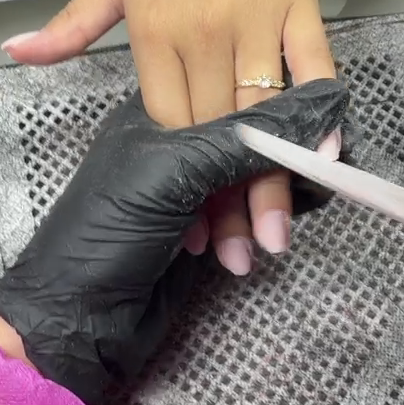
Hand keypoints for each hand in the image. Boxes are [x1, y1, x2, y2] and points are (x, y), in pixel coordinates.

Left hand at [0, 79, 347, 404]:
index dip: (281, 108)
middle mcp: (175, 141)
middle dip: (278, 167)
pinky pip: (244, 212)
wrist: (78, 314)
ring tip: (270, 240)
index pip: (235, 90)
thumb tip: (325, 102)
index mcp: (158, 109)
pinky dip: (254, 229)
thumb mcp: (175, 170)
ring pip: (252, 176)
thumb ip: (247, 136)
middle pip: (251, 134)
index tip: (322, 135)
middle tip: (307, 188)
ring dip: (265, 207)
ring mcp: (188, 187)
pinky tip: (255, 249)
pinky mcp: (200, 227)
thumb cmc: (112, 228)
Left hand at [3, 0, 337, 276]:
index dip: (175, 183)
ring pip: (261, 114)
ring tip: (273, 237)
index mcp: (152, 31)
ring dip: (271, 180)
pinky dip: (319, 112)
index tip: (185, 230)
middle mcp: (202, 31)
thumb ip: (71, 24)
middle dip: (224, 201)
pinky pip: (313, 66)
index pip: (164, 125)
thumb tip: (16, 49)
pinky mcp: (300, 3)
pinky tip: (323, 159)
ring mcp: (255, 17)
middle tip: (235, 256)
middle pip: (211, 134)